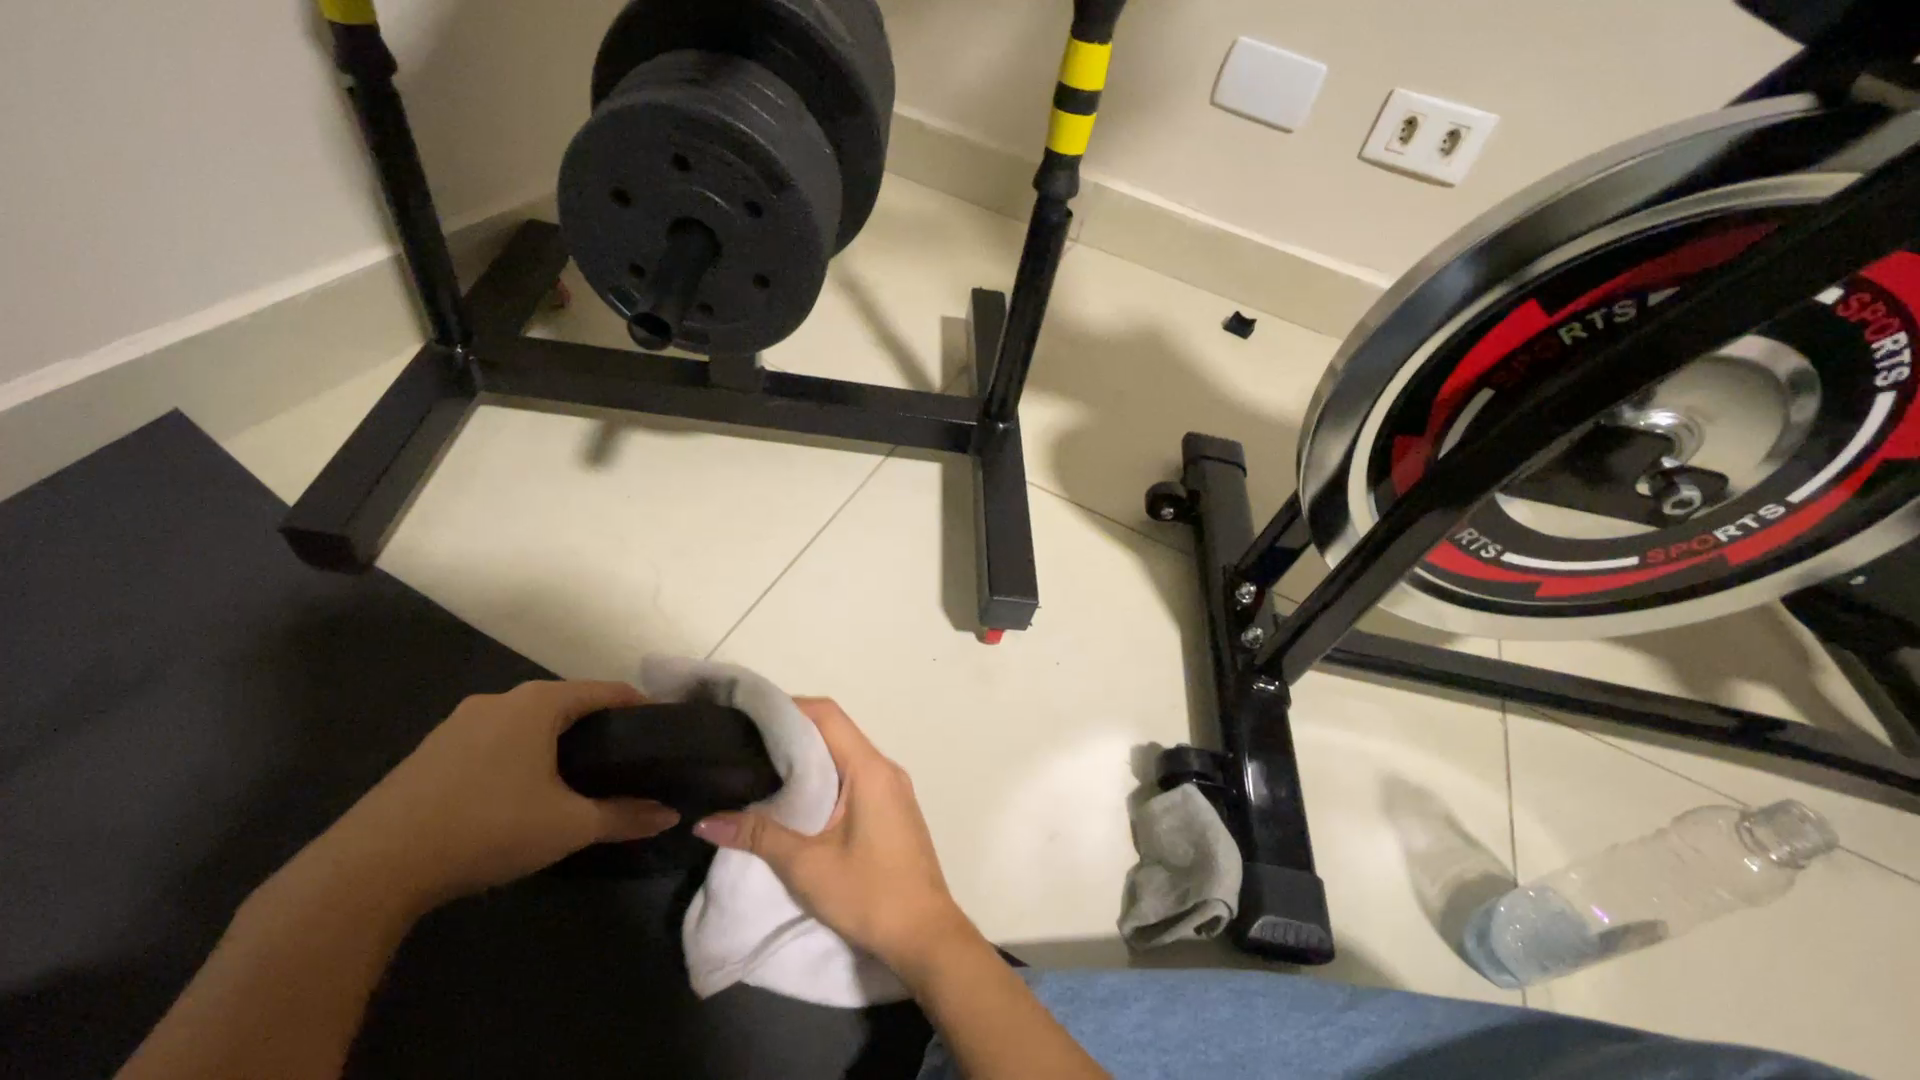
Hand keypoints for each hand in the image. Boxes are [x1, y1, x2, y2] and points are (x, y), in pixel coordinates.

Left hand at [311, 680, 679, 911]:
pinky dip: (521, 757)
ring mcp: (458, 724)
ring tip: (581, 778)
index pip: (606, 691)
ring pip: (526, 723)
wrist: (373, 865)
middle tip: (627, 759)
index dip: (640, 707)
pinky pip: (494, 742)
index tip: (663, 730)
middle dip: (599, 727)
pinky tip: (523, 794)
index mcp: (538, 704)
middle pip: (565, 703)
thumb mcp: (568, 826)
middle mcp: (499, 700)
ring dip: (556, 743)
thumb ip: (624, 816)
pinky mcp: (432, 753)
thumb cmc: (487, 827)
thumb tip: (670, 815)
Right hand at [692, 698, 973, 975]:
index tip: (749, 718)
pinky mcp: (893, 810)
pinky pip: (855, 778)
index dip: (788, 708)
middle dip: (791, 733)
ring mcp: (893, 790)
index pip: (827, 716)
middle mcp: (886, 769)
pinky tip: (795, 799)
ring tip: (762, 768)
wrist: (926, 936)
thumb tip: (705, 821)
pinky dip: (825, 778)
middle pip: (835, 732)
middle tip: (746, 744)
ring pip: (844, 756)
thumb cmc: (869, 894)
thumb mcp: (806, 866)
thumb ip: (757, 836)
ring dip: (807, 758)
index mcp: (870, 769)